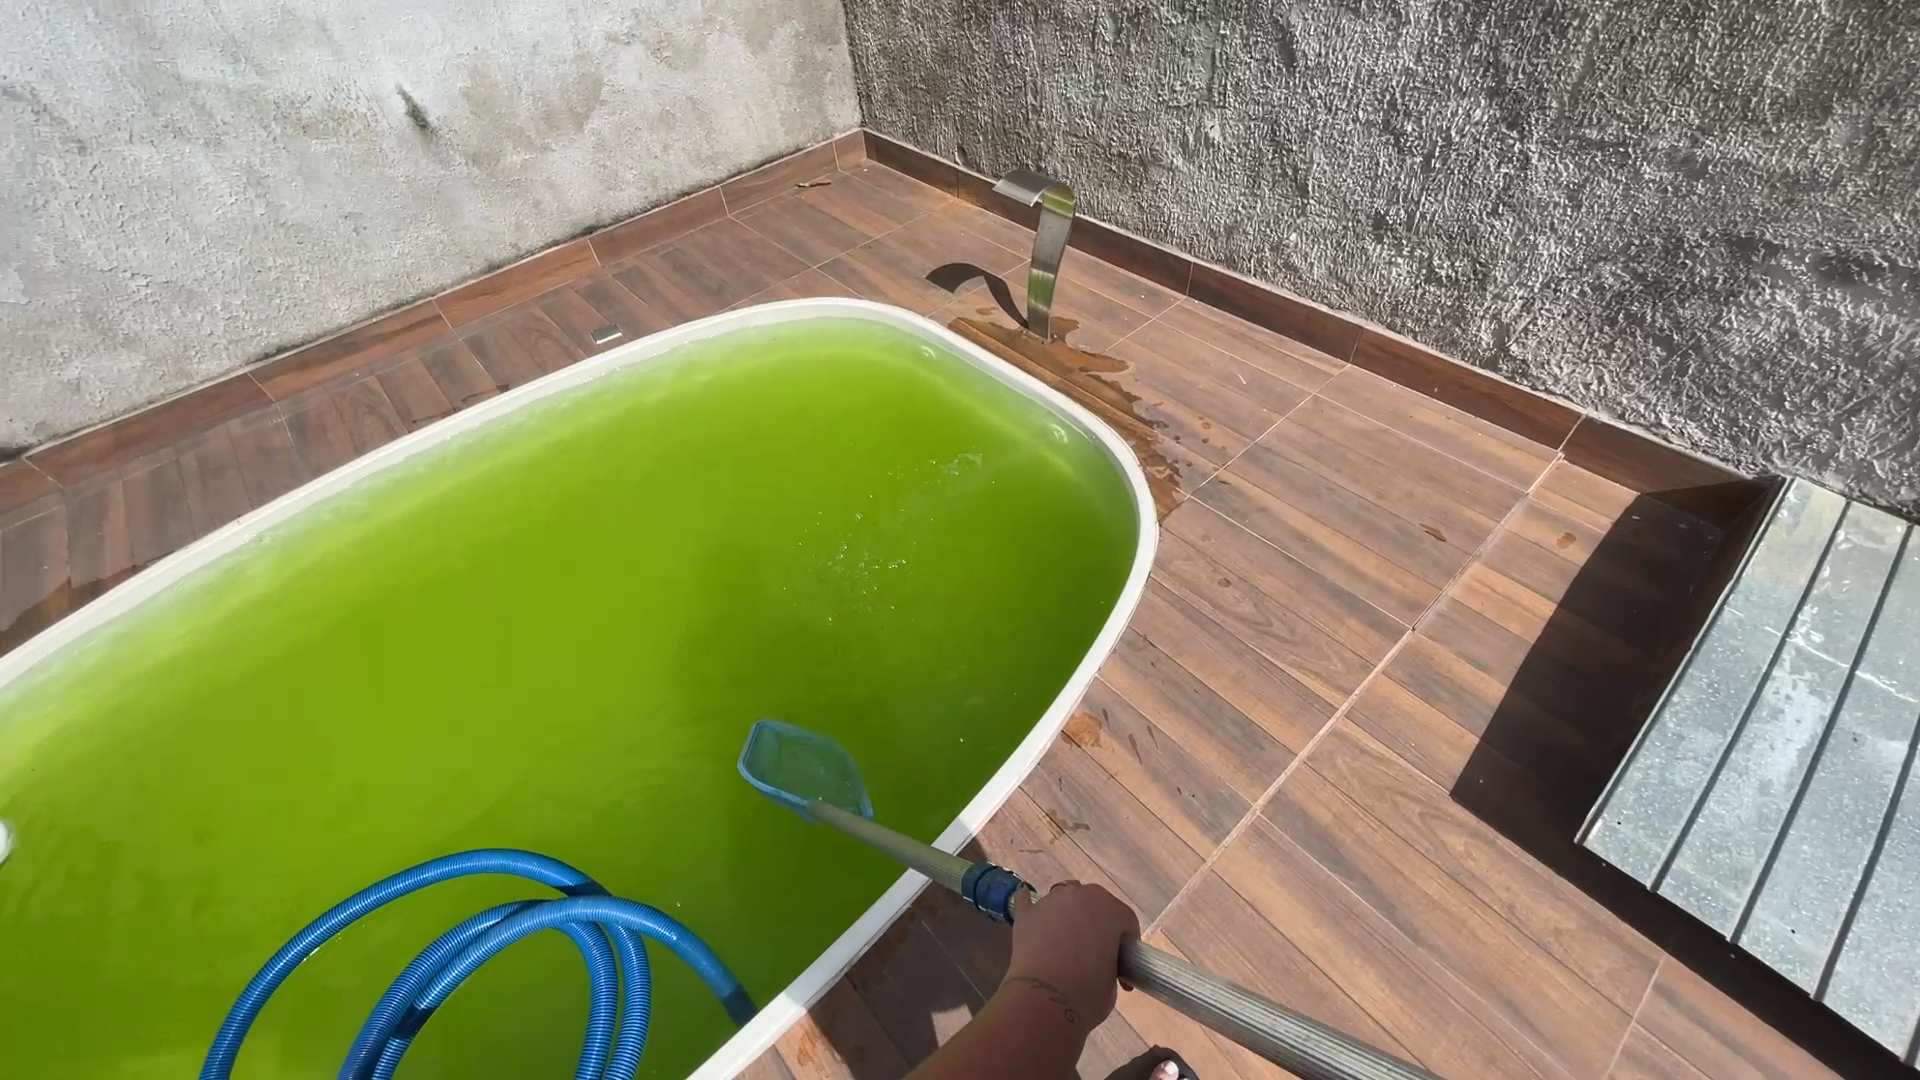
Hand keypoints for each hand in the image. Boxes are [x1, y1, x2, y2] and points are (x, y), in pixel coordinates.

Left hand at [998, 881, 1139, 1029]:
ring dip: (1069, 912)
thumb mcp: (1113, 981)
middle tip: (1095, 949)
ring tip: (1065, 939)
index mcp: (1110, 911)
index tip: (1122, 962)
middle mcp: (1081, 896)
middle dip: (1098, 920)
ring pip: (1065, 896)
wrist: (1045, 1001)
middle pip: (1095, 901)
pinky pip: (1028, 900)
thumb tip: (1101, 962)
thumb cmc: (1087, 995)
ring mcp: (1051, 900)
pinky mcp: (1027, 912)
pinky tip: (1035, 918)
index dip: (1126, 941)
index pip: (1126, 918)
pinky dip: (1034, 909)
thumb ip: (1111, 960)